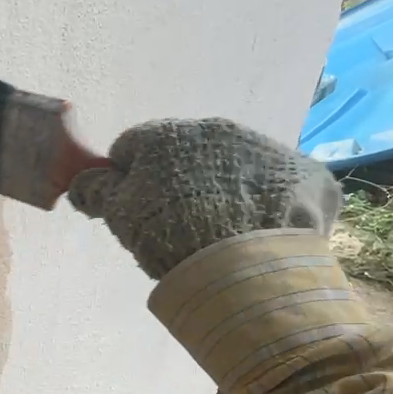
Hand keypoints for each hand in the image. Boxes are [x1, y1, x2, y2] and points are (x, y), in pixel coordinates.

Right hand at [66, 118, 340, 278]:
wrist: (244, 263)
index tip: (129, 205)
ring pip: (234, 166)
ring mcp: (269, 149)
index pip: (132, 146)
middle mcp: (218, 129)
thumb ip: (95, 190)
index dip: (125, 176)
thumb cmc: (167, 233)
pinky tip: (257, 233)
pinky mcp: (309, 175)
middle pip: (187, 153)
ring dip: (224, 188)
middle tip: (175, 221)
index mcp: (165, 134)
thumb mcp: (117, 215)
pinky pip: (277, 186)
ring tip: (220, 231)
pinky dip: (267, 204)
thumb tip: (84, 180)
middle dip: (178, 178)